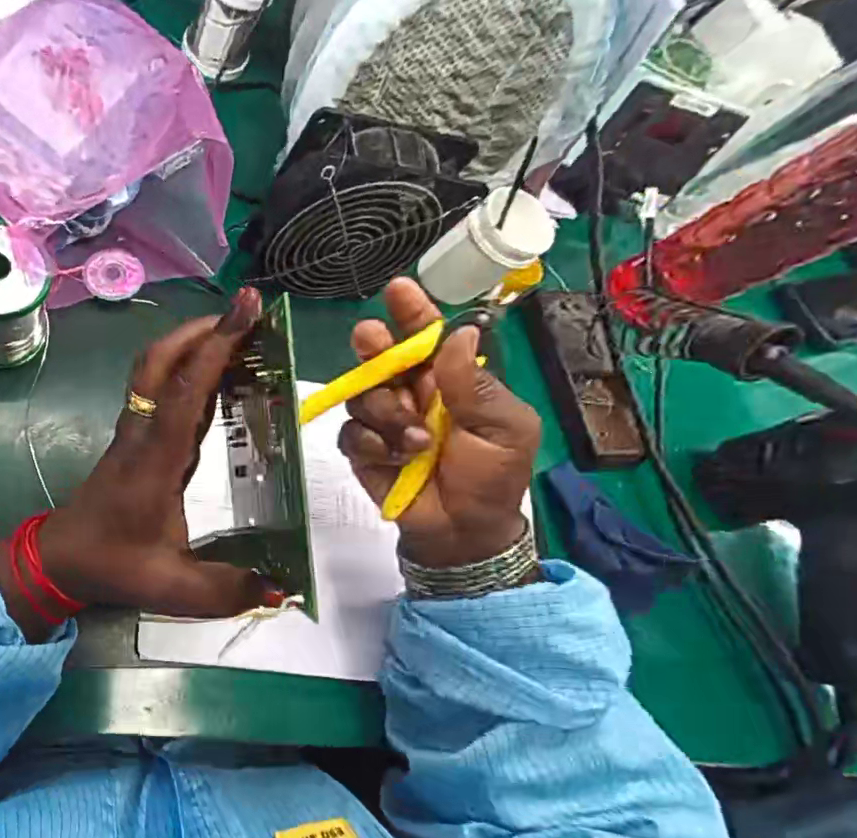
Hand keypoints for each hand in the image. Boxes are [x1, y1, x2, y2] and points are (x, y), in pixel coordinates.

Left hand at [0, 287, 280, 639]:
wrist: (60, 562)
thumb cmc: (111, 567)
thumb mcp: (170, 588)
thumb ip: (225, 589)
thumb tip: (280, 590)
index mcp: (154, 462)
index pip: (185, 392)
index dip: (216, 347)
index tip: (248, 306)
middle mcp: (142, 438)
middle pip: (160, 364)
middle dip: (202, 330)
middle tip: (247, 313)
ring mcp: (135, 438)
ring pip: (156, 375)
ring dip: (194, 348)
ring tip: (242, 337)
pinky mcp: (135, 445)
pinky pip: (162, 398)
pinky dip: (191, 378)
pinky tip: (220, 384)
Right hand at [338, 279, 540, 567]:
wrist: (462, 529)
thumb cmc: (493, 477)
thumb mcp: (506, 429)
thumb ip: (477, 387)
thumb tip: (457, 335)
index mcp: (451, 381)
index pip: (429, 339)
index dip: (413, 314)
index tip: (399, 289)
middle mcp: (413, 395)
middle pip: (382, 358)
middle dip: (374, 346)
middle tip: (370, 340)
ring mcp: (384, 423)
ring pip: (363, 395)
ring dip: (385, 413)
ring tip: (415, 442)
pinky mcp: (362, 450)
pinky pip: (350, 432)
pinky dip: (368, 442)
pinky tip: (392, 458)